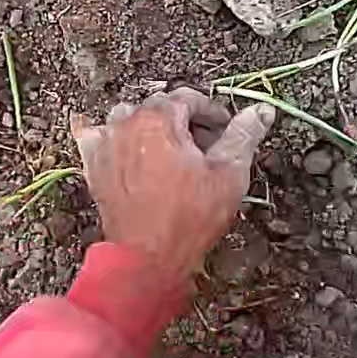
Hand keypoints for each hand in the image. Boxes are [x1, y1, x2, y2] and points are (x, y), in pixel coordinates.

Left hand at [70, 88, 274, 280]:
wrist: (148, 259)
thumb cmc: (190, 216)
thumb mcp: (229, 172)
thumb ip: (244, 135)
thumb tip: (262, 110)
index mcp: (159, 119)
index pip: (190, 98)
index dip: (213, 112)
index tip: (227, 130)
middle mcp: (127, 125)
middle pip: (161, 106)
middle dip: (186, 120)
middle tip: (208, 146)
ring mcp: (106, 145)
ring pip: (129, 117)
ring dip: (152, 125)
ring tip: (173, 150)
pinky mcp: (94, 168)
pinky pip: (96, 136)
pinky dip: (112, 135)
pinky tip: (124, 145)